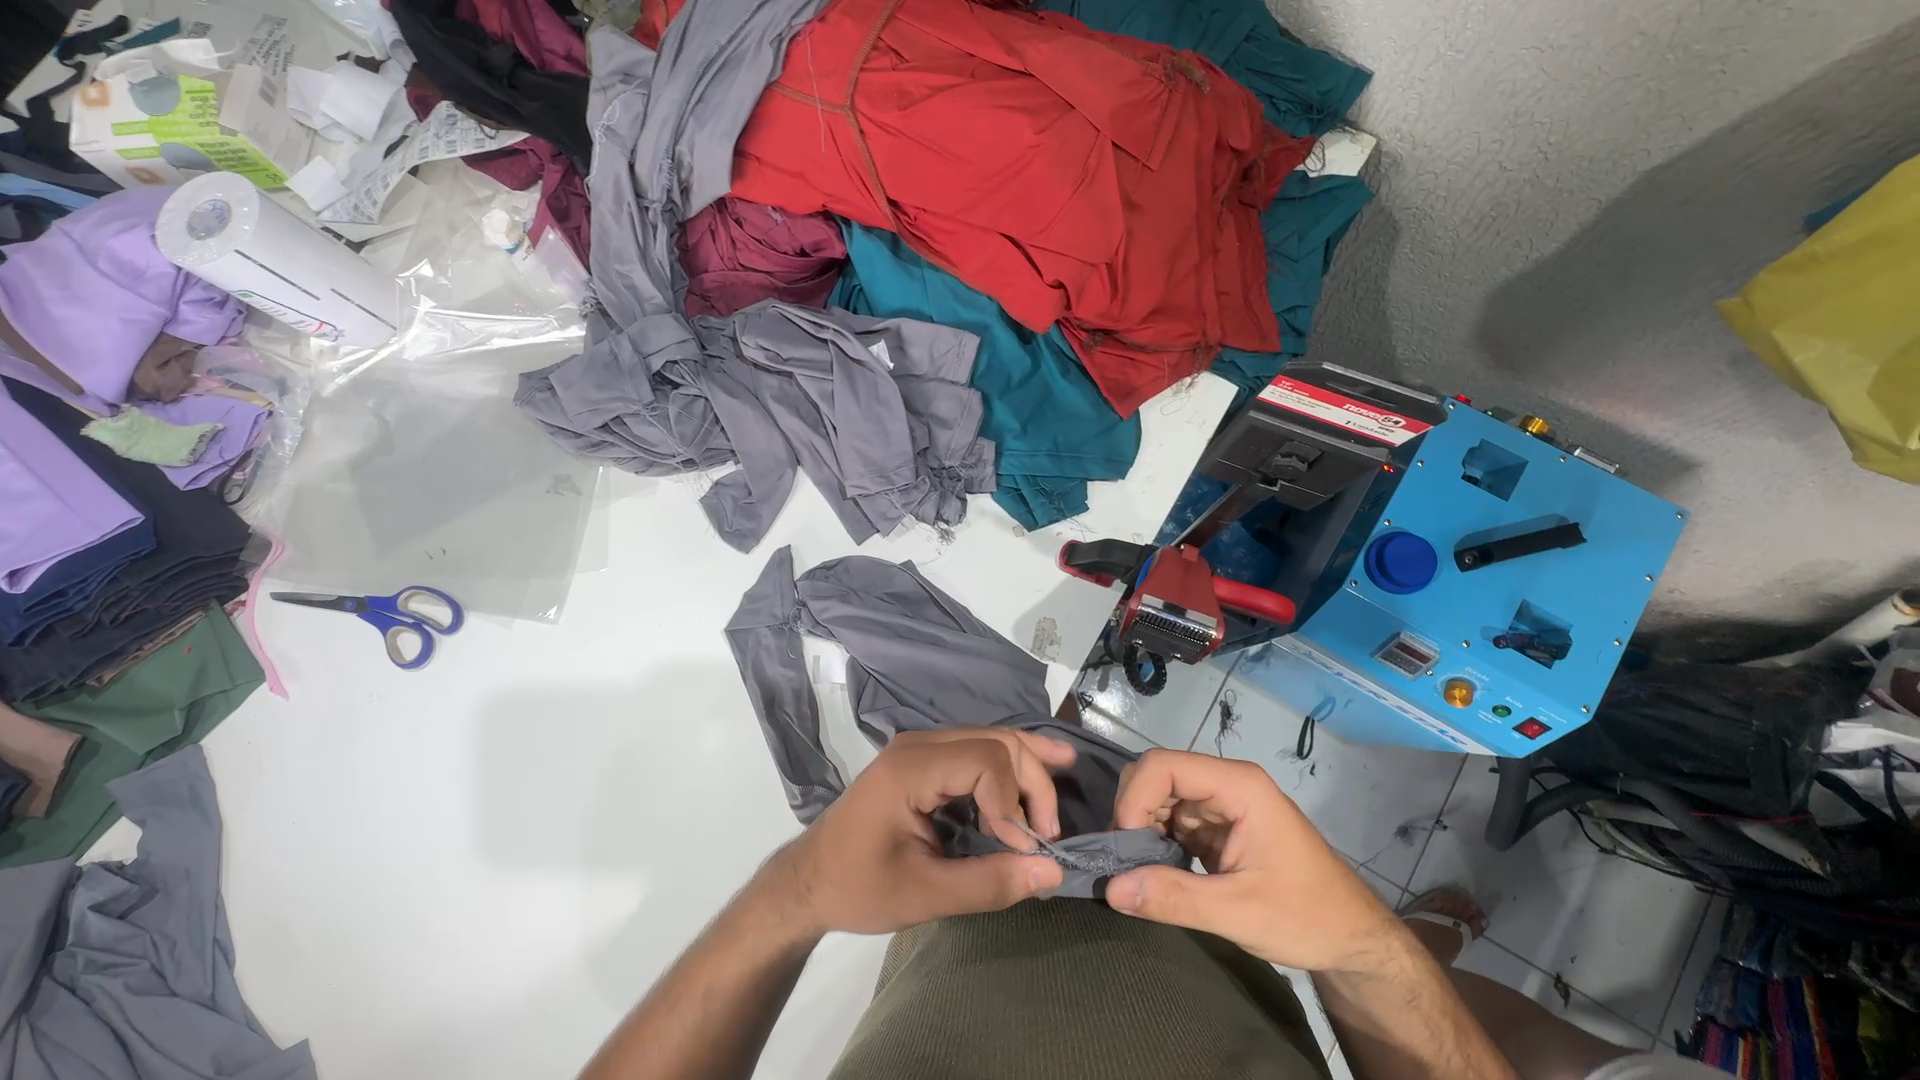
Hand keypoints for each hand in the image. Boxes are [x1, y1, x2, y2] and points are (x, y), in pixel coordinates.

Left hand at [763, 728, 1072, 935]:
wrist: (808, 882)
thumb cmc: (857, 888)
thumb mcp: (924, 896)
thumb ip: (989, 883)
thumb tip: (1052, 870)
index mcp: (909, 771)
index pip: (985, 760)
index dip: (1014, 801)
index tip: (1022, 847)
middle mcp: (917, 746)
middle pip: (994, 741)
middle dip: (1030, 780)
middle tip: (1047, 831)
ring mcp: (919, 749)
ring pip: (988, 738)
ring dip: (1025, 765)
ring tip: (1066, 772)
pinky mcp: (923, 761)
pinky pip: (975, 750)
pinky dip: (1007, 765)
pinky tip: (1034, 773)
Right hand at [1103, 749, 1403, 973]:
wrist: (1352, 939)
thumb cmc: (1307, 918)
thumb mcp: (1240, 913)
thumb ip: (1175, 898)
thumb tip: (1112, 888)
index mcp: (1239, 787)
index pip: (1164, 766)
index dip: (1135, 800)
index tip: (1125, 847)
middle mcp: (1227, 785)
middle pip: (1157, 776)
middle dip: (1133, 814)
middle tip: (1125, 862)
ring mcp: (1222, 805)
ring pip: (1159, 798)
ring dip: (1141, 830)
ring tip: (1137, 871)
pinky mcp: (1218, 828)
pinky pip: (1171, 821)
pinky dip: (1154, 842)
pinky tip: (1155, 873)